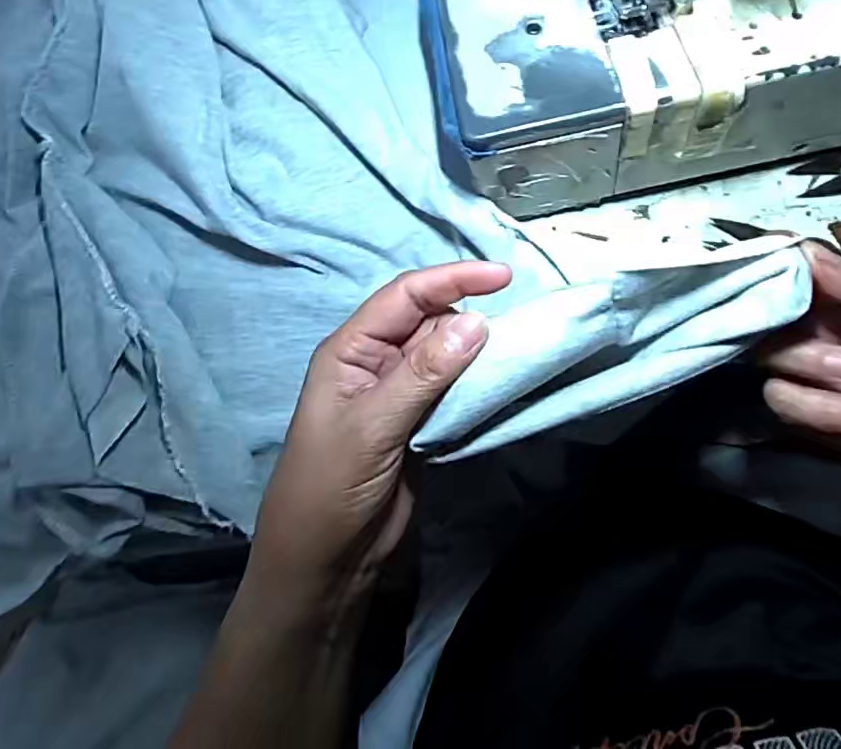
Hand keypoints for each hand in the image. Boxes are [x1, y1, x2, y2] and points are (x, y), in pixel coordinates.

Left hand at [250, 261, 511, 601]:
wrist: (325, 564)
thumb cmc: (329, 489)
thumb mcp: (372, 427)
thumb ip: (423, 374)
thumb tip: (477, 322)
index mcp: (352, 349)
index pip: (406, 295)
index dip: (453, 279)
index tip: (503, 276)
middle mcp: (377, 360)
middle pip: (431, 319)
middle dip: (471, 316)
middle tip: (515, 329)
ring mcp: (401, 390)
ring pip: (448, 352)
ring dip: (479, 349)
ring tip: (514, 351)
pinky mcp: (421, 418)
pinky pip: (455, 385)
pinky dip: (478, 380)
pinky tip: (499, 380)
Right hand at [756, 242, 840, 507]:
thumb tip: (806, 250)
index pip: (795, 270)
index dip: (776, 266)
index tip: (771, 269)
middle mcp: (824, 330)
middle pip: (766, 311)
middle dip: (786, 323)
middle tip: (831, 338)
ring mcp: (815, 374)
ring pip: (767, 356)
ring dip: (808, 366)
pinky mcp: (813, 418)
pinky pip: (784, 401)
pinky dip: (824, 410)